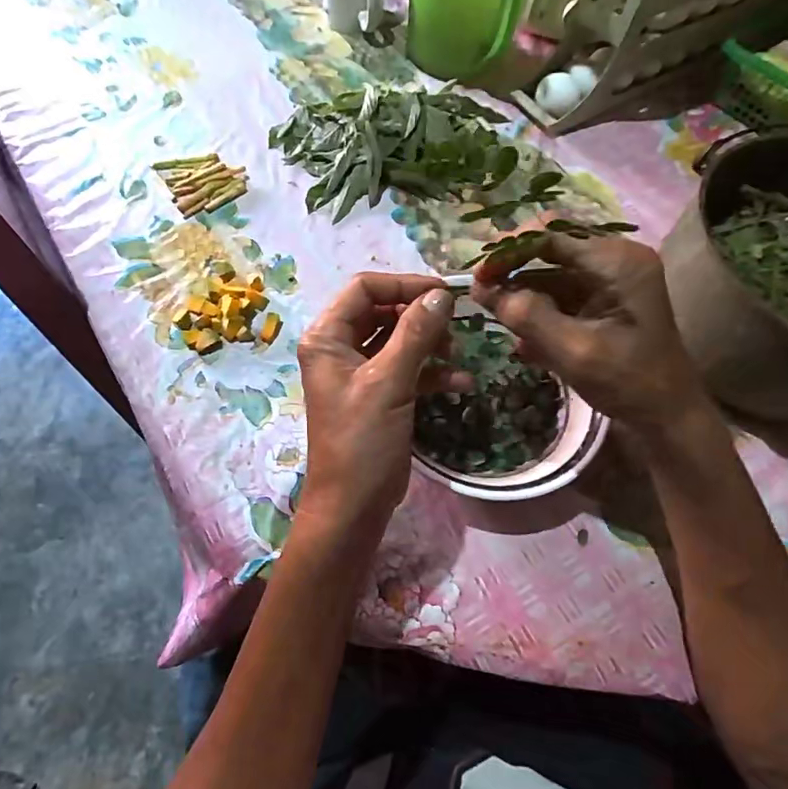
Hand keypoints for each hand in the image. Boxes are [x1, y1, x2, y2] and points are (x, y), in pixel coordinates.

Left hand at [298, 273, 469, 529]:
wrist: (352, 505)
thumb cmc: (361, 441)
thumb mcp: (389, 383)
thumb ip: (415, 333)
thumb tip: (441, 294)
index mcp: (326, 338)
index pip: (364, 287)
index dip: (404, 283)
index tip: (445, 293)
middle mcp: (338, 348)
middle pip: (383, 310)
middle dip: (420, 315)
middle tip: (456, 325)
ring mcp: (358, 372)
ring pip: (398, 339)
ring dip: (430, 343)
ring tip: (457, 354)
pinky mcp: (379, 395)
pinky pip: (406, 368)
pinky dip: (431, 372)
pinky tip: (461, 384)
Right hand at [471, 231, 710, 437]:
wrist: (665, 414)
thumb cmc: (628, 381)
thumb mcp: (575, 351)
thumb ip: (529, 317)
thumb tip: (483, 291)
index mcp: (616, 261)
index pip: (550, 234)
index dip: (509, 250)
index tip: (479, 276)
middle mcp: (613, 259)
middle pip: (547, 247)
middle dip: (511, 268)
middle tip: (480, 292)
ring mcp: (606, 279)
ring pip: (547, 270)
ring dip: (518, 291)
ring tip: (493, 314)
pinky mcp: (598, 299)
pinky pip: (555, 291)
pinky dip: (533, 308)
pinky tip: (520, 338)